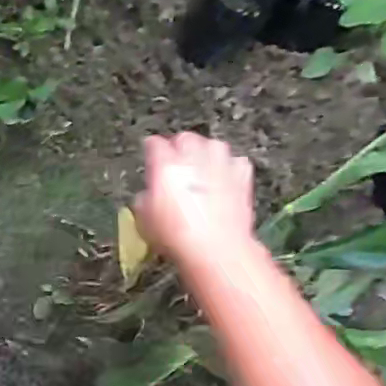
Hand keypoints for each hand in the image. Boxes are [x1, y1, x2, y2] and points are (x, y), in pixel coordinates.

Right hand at [133, 132, 257, 264]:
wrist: (215, 247)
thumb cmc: (175, 236)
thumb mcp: (144, 220)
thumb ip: (144, 199)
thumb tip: (149, 194)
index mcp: (165, 164)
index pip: (154, 144)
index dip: (150, 150)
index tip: (150, 154)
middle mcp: (193, 157)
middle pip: (185, 138)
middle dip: (179, 147)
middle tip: (175, 164)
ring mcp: (221, 163)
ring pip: (212, 145)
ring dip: (205, 153)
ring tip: (200, 169)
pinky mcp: (242, 176)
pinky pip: (235, 162)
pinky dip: (229, 167)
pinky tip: (223, 180)